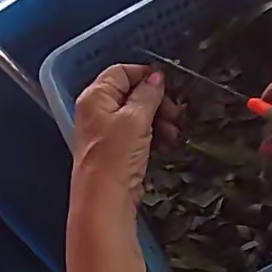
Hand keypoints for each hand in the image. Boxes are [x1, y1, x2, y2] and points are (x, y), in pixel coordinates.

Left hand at [71, 64, 169, 206]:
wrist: (105, 200)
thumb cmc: (115, 157)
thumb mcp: (135, 119)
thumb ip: (147, 95)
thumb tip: (156, 78)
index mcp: (95, 97)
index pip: (121, 72)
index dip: (146, 76)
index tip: (168, 87)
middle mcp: (97, 111)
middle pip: (132, 94)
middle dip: (157, 102)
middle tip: (175, 114)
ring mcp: (106, 132)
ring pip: (138, 115)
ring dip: (160, 120)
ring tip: (173, 134)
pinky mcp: (117, 150)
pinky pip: (138, 134)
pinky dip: (154, 136)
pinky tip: (167, 144)